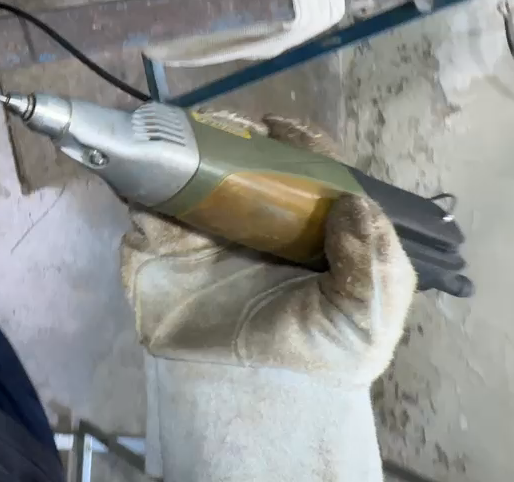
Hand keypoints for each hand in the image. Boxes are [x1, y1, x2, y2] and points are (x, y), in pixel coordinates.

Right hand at [119, 113, 415, 383]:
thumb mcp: (365, 320)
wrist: (235, 389)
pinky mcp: (154, 232)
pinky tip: (145, 152)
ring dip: (183, 138)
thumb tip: (356, 202)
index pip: (302, 168)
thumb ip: (376, 267)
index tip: (280, 126)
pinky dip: (138, 164)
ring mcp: (198, 222)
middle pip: (239, 156)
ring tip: (185, 130)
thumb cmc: (308, 353)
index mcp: (302, 228)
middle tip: (224, 124)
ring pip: (188, 163)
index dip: (295, 140)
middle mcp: (250, 216)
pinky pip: (141, 189)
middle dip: (230, 130)